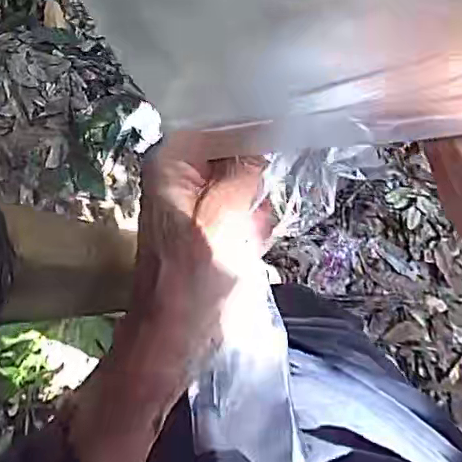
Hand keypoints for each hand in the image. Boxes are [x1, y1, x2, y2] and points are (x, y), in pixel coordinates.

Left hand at [66, 133, 270, 461]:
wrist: (174, 341)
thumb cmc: (194, 280)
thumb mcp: (225, 217)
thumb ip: (246, 169)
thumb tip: (270, 128)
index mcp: (172, 159)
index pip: (220, 120)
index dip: (256, 126)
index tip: (289, 133)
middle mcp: (179, 170)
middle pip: (236, 148)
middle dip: (256, 178)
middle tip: (255, 210)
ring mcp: (194, 197)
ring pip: (245, 179)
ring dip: (257, 205)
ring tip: (249, 235)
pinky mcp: (208, 220)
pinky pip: (242, 205)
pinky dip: (252, 222)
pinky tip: (249, 245)